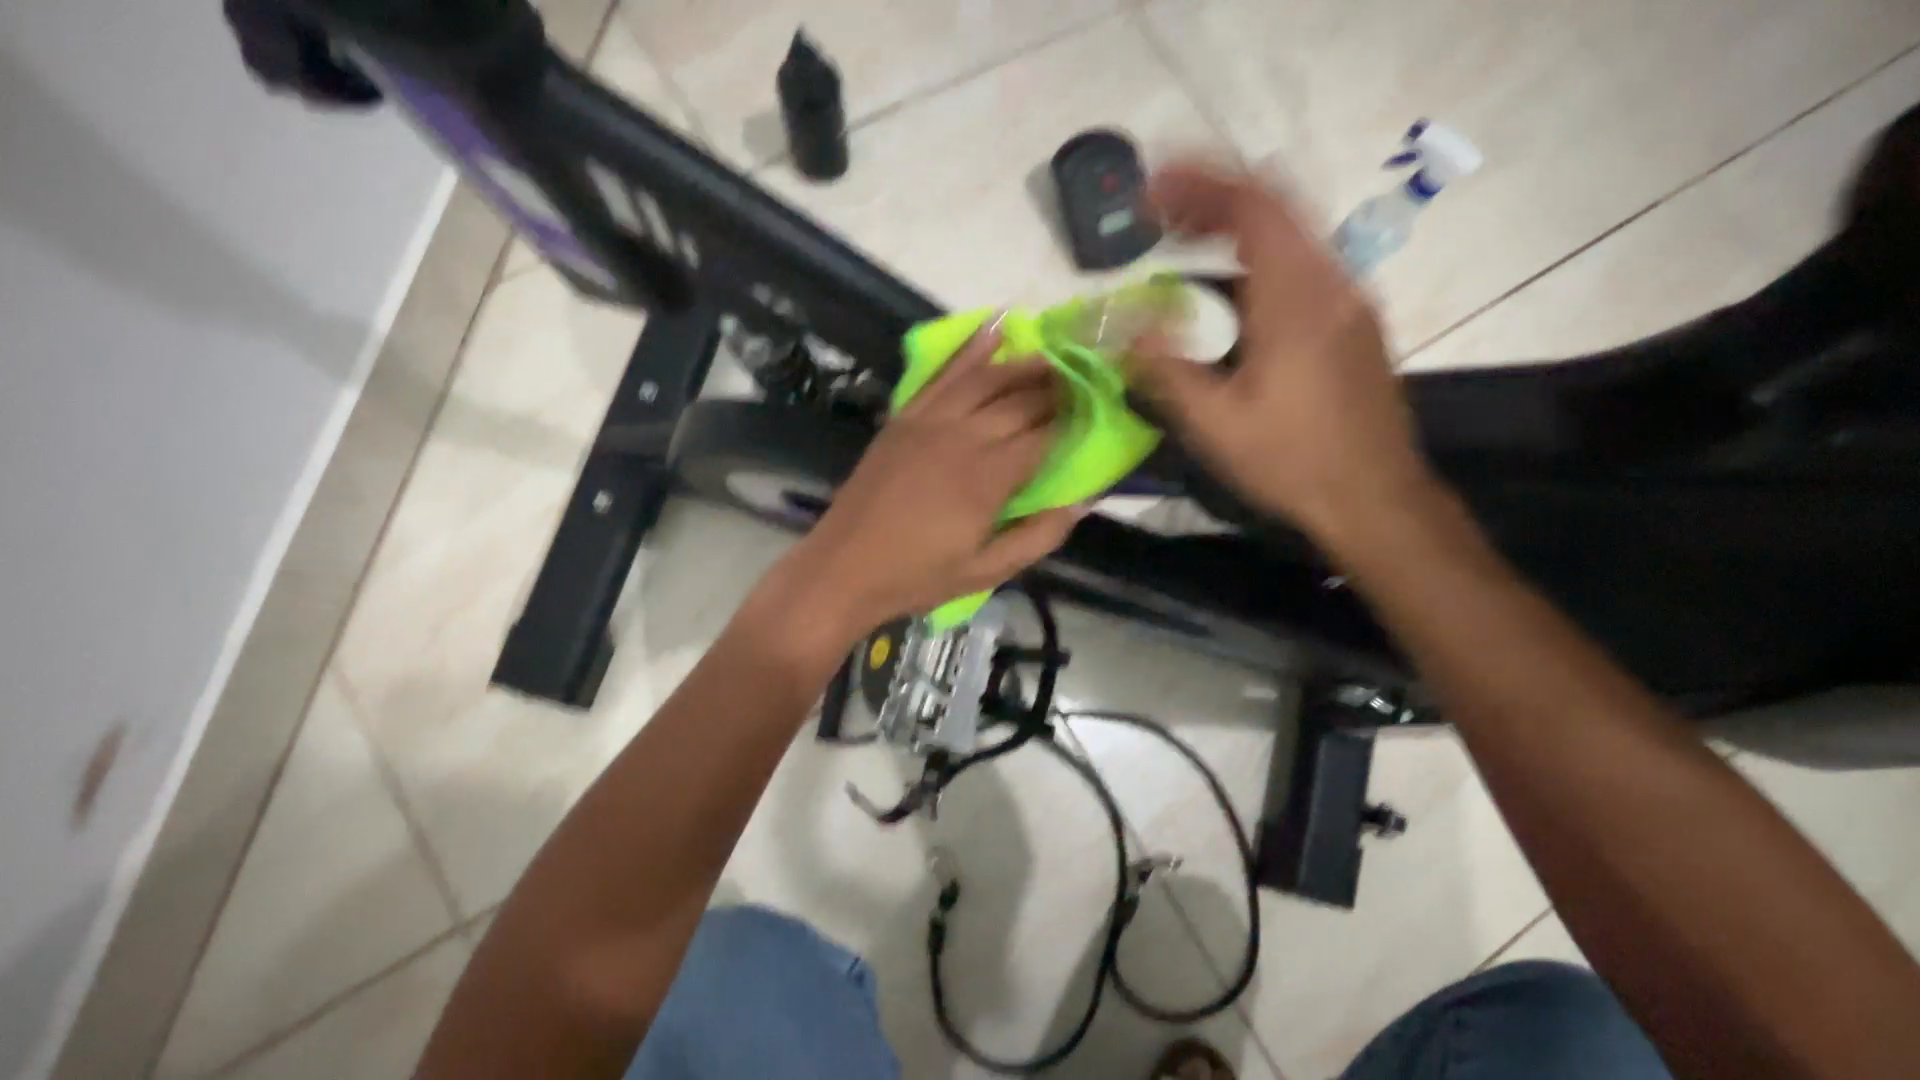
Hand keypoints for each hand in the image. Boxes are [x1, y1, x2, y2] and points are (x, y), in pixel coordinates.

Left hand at [771, 328, 1081, 639]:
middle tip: (1084, 378)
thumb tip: (1081, 502)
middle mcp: (963, 436)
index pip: (1044, 436)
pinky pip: (942, 374)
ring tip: (1052, 354)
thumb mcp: (987, 572)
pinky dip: (969, 349)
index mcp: (988, 477)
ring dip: (1022, 364)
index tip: (1097, 410)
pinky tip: (993, 330)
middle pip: (1020, 402)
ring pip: (986, 378)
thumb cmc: (919, 575)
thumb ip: (1038, 537)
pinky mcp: (905, 416)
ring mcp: (930, 420)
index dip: (1073, 421)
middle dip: (1056, 389)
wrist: (845, 566)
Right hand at [1130, 162, 1436, 540]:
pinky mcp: (1354, 320)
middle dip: (1211, 194)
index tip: (1148, 189)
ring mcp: (1349, 299)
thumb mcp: (1215, 424)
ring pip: (1291, 231)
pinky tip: (1229, 286)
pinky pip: (1303, 261)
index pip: (1249, 207)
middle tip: (1157, 210)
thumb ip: (1165, 369)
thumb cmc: (1293, 462)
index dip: (1196, 185)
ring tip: (1183, 235)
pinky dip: (1258, 252)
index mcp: (1294, 298)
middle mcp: (1329, 282)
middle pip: (1272, 206)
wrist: (1376, 496)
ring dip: (1234, 222)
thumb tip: (1123, 328)